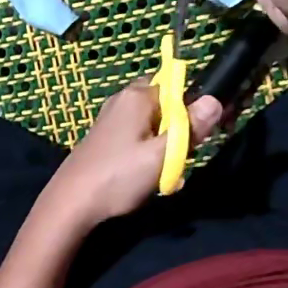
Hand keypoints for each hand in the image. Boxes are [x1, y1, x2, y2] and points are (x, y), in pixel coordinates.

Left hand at [40, 80, 220, 229]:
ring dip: (168, 151)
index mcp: (136, 96)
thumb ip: (190, 128)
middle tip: (184, 157)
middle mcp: (122, 101)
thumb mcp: (162, 154)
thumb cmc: (119, 175)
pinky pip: (140, 141)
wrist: (73, 201)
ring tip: (167, 176)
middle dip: (182, 133)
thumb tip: (214, 100)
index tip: (209, 131)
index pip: (177, 86)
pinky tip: (152, 180)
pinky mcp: (108, 139)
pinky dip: (150, 158)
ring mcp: (113, 120)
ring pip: (156, 129)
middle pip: (167, 108)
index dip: (197, 107)